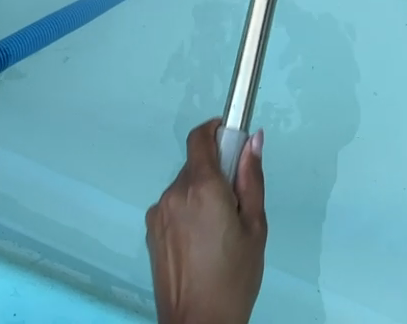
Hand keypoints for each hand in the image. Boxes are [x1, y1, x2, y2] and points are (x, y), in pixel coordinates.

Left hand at [147, 120, 266, 323]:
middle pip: (196, 164)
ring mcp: (158, 212)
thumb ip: (252, 178)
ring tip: (218, 232)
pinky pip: (173, 207)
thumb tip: (253, 138)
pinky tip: (200, 243)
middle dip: (215, 172)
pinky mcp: (150, 231)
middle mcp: (174, 192)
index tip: (231, 137)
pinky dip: (187, 212)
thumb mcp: (255, 226)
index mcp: (202, 186)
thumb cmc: (235, 276)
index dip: (215, 129)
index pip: (199, 137)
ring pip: (185, 187)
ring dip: (201, 195)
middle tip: (234, 203)